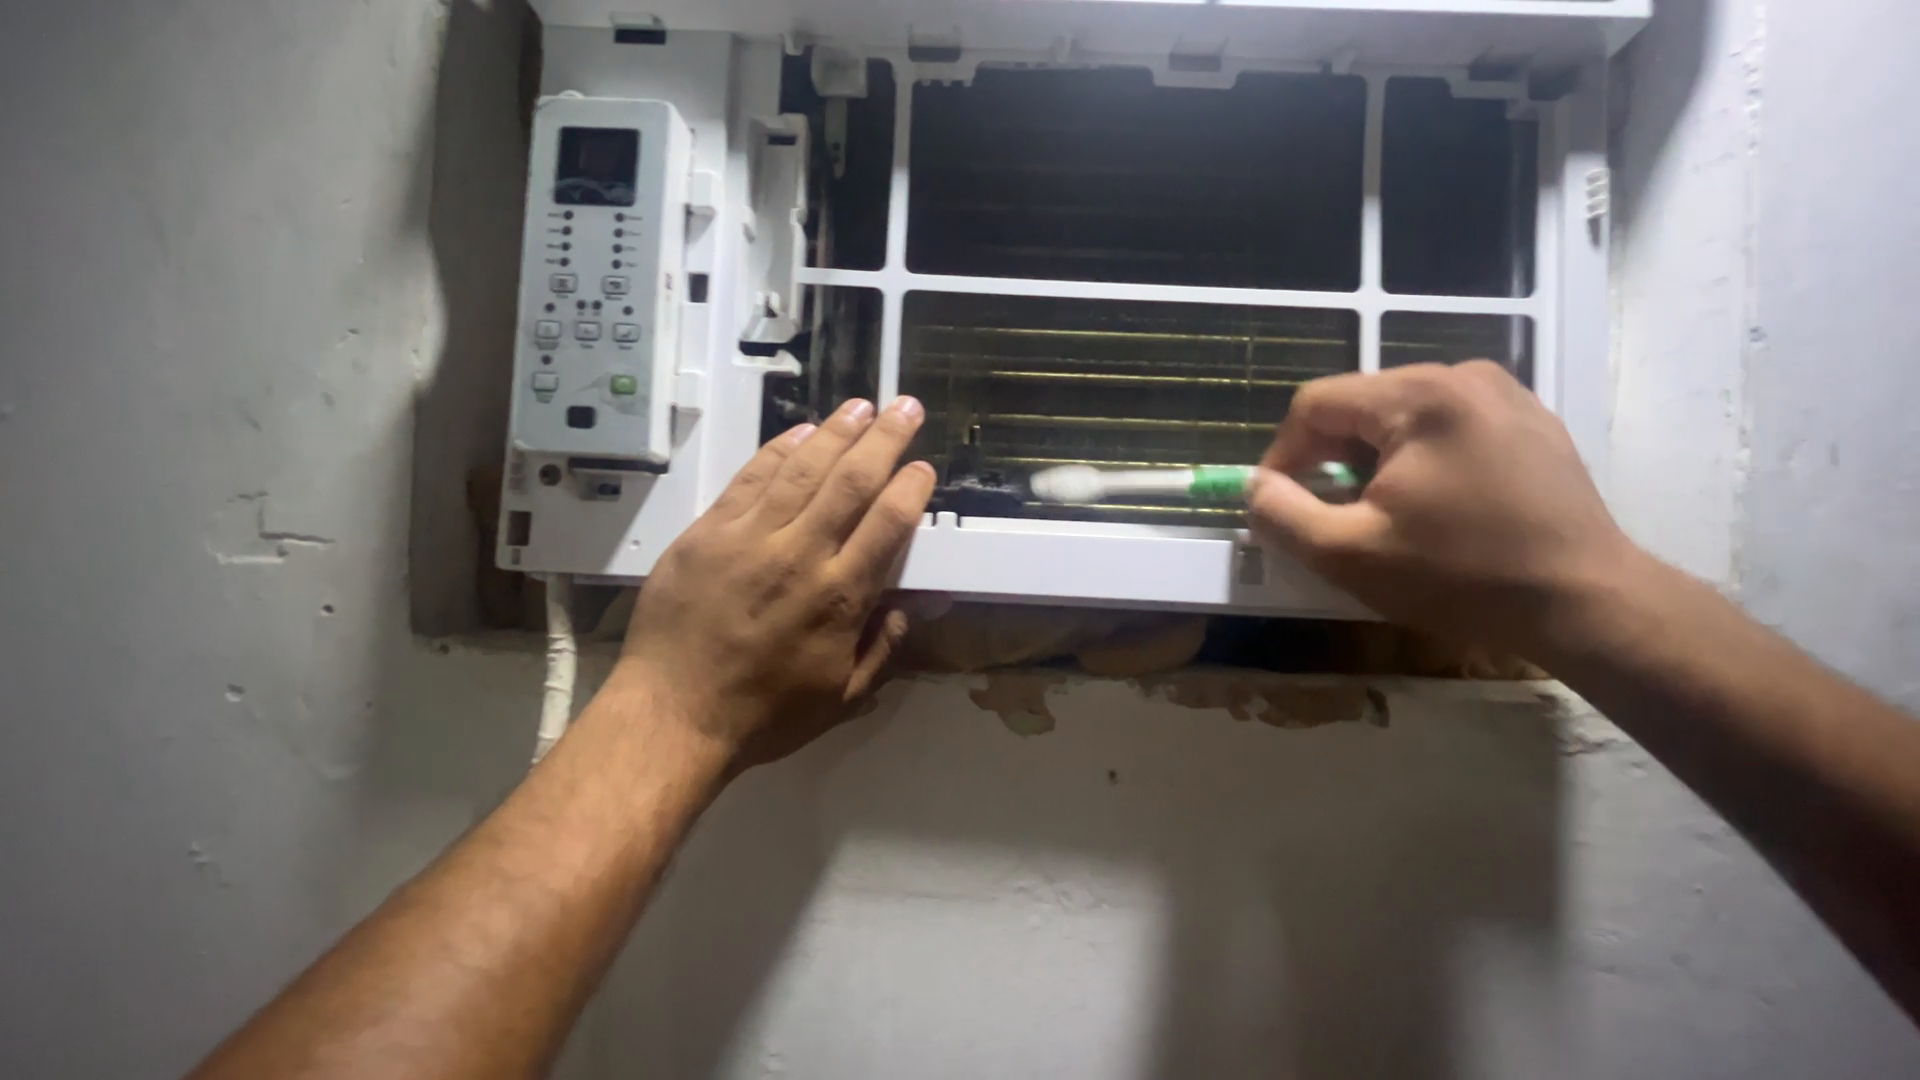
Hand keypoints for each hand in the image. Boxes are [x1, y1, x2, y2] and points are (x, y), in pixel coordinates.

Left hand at [618, 397, 937, 767]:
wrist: (673, 714)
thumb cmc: (766, 713)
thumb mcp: (843, 695)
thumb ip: (885, 642)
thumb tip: (921, 600)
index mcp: (840, 597)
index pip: (888, 523)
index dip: (911, 487)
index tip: (924, 467)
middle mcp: (801, 554)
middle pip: (852, 481)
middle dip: (885, 439)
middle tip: (906, 407)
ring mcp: (750, 537)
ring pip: (803, 469)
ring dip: (837, 431)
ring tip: (862, 405)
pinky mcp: (708, 531)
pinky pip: (751, 478)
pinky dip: (780, 450)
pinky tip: (802, 430)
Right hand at [1248, 361, 1643, 656]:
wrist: (1586, 604)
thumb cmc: (1460, 576)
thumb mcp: (1348, 554)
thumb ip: (1281, 515)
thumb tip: (1254, 488)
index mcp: (1419, 396)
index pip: (1315, 405)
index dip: (1282, 455)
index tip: (1280, 505)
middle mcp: (1463, 377)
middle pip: (1359, 406)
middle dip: (1329, 460)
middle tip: (1331, 515)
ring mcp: (1506, 396)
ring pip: (1400, 416)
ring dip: (1371, 460)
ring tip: (1379, 512)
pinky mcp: (1531, 423)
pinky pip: (1445, 426)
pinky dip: (1417, 459)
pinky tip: (1430, 506)